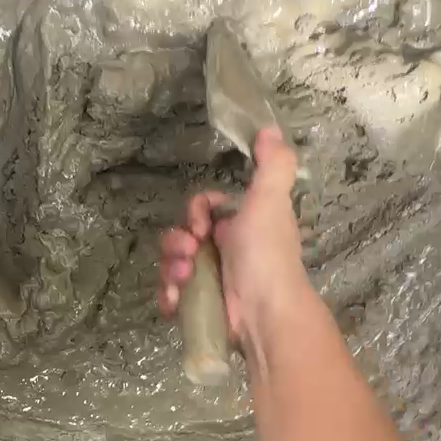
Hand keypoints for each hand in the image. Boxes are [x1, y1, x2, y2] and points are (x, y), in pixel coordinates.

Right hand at [158, 127, 312, 346]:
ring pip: (170, 265)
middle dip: (176, 244)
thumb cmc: (266, 254)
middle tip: (190, 254)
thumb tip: (268, 129)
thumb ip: (271, 164)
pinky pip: (169, 294)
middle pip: (180, 236)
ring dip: (170, 270)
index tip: (202, 225)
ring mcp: (208, 278)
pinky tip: (176, 300)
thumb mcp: (271, 201)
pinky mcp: (196, 305)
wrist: (262, 310)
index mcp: (239, 224)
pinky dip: (168, 297)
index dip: (195, 213)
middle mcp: (222, 249)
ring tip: (184, 280)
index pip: (201, 209)